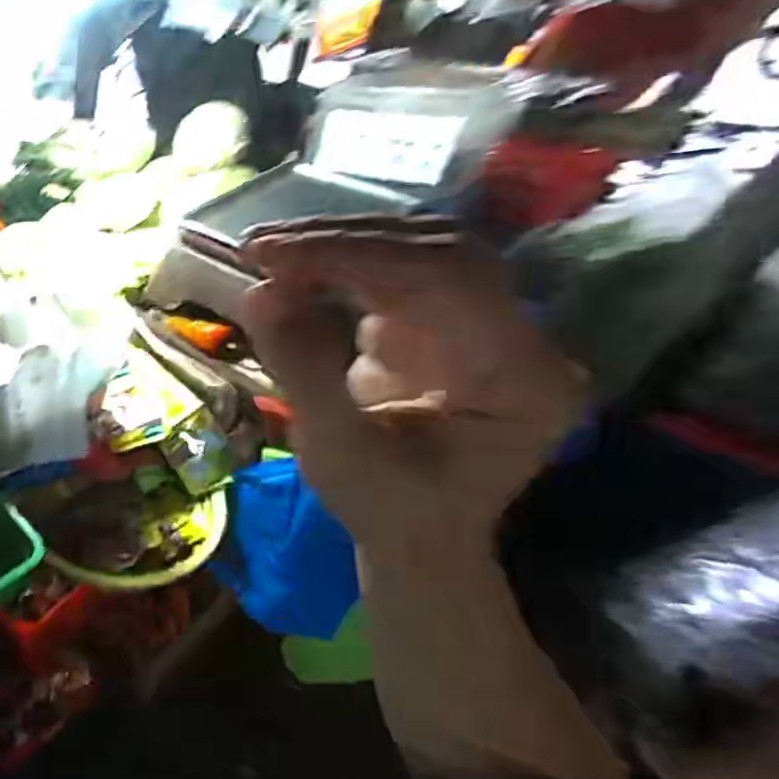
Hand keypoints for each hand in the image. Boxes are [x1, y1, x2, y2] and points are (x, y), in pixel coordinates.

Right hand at [238, 217, 584, 553]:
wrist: (418, 536)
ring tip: (268, 252)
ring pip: (418, 252)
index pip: (447, 279)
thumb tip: (258, 291)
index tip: (274, 256)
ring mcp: (483, 327)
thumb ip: (302, 369)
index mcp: (521, 377)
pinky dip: (339, 264)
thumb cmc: (387, 508)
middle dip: (343, 242)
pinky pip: (397, 272)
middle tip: (261, 248)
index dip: (356, 256)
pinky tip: (295, 267)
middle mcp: (518, 338)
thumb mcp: (338, 450)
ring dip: (338, 245)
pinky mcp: (445, 325)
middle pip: (438, 253)